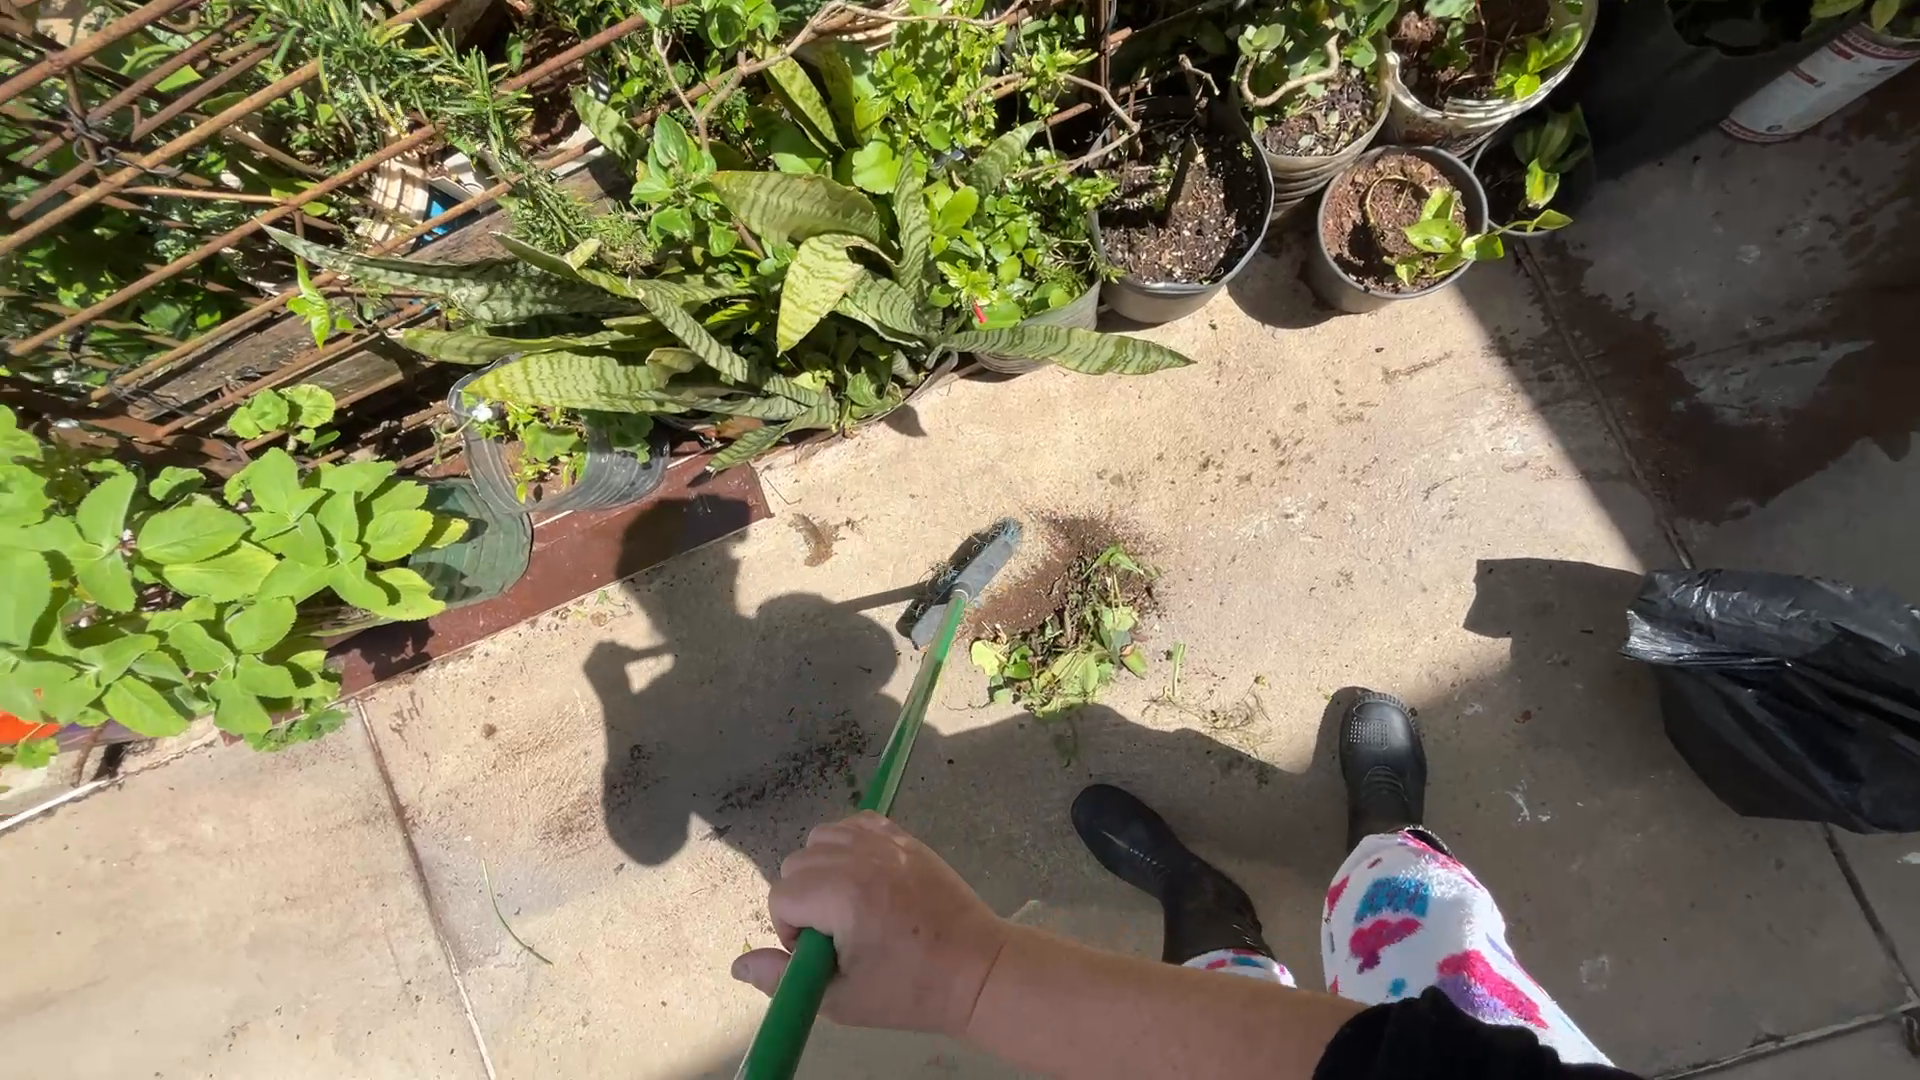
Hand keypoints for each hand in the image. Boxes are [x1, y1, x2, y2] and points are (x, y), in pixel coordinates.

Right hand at [731, 811, 1009, 1035]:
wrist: (974, 967)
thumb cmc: (907, 990)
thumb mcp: (840, 998)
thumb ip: (782, 979)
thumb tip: (738, 965)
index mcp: (844, 895)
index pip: (782, 894)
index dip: (789, 928)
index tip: (819, 951)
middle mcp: (862, 856)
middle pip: (798, 862)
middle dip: (803, 898)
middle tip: (834, 932)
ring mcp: (886, 840)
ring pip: (822, 837)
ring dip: (823, 868)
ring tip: (848, 904)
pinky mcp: (904, 835)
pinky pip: (855, 822)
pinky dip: (848, 843)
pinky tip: (864, 876)